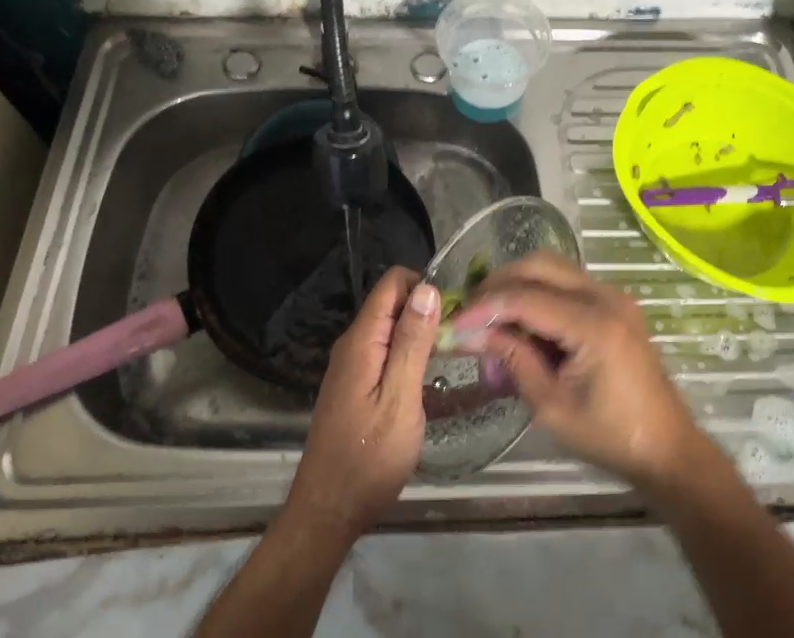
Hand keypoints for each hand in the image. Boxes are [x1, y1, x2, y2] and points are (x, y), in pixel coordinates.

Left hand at [284, 265, 439, 539]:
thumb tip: (428, 289)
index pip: (393, 283)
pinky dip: (410, 357)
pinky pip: (386, 354)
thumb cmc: (369, 458)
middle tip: (463, 339)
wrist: (329, 510)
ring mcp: (352, 367)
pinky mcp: (356, 387)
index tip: (458, 312)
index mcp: (362, 341)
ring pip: (391, 330)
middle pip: (393, 304)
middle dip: (428, 311)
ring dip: (422, 336)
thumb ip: (411, 343)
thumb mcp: (400, 399)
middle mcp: (353, 345)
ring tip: (455, 358)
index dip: (427, 287)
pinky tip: (432, 380)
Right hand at [449, 252, 706, 489]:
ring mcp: (614, 297)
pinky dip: (539, 292)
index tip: (454, 324)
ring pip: (553, 268)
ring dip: (518, 285)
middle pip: (539, 266)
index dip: (484, 308)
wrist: (665, 446)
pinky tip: (521, 321)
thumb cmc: (609, 435)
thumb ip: (514, 360)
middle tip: (471, 312)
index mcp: (594, 325)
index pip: (525, 298)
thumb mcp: (551, 406)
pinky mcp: (615, 304)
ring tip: (490, 316)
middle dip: (498, 284)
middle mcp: (606, 298)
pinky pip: (568, 283)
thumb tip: (474, 333)